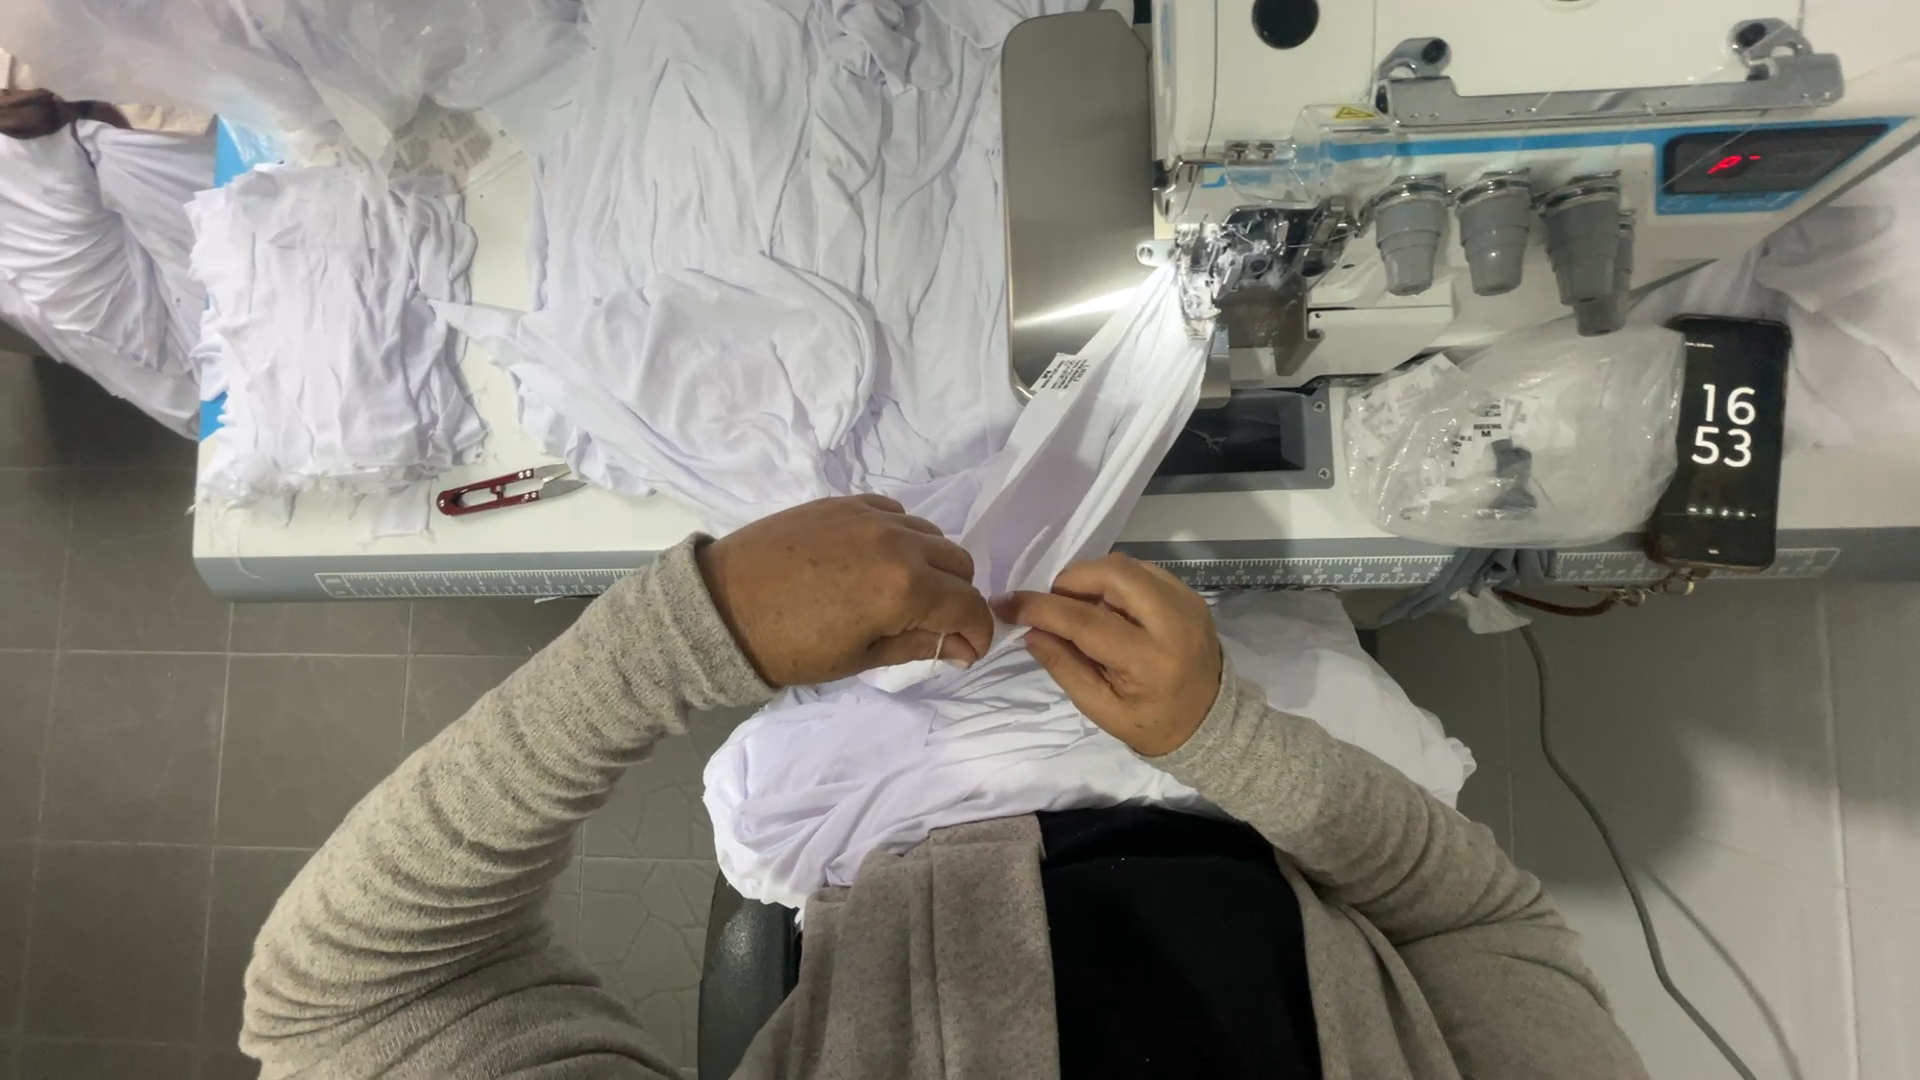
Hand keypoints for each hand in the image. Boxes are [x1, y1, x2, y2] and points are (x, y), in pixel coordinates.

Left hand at [696, 495, 993, 686]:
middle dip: (957, 597)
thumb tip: (963, 648)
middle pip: (959, 564)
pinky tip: (876, 559)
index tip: (967, 649)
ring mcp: (871, 516)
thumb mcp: (860, 658)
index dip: (978, 632)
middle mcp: (898, 543)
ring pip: (932, 534)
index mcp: (904, 588)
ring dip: (931, 565)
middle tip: (931, 622)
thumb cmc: (789, 648)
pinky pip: (897, 513)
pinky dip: (902, 537)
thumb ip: (920, 646)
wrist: (720, 608)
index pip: (969, 605)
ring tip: (901, 590)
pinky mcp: (845, 501)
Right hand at [992, 554, 1221, 756]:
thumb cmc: (1152, 724)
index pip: (1085, 621)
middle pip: (1110, 573)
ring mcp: (1186, 601)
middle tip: (1052, 605)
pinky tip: (1106, 605)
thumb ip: (1063, 665)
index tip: (1006, 604)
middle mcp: (1173, 621)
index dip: (1040, 608)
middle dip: (1069, 582)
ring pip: (1125, 565)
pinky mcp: (1189, 594)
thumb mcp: (1101, 708)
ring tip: (1078, 607)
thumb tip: (1029, 629)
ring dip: (1090, 578)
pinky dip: (1113, 580)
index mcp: (1150, 661)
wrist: (1213, 723)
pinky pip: (1141, 570)